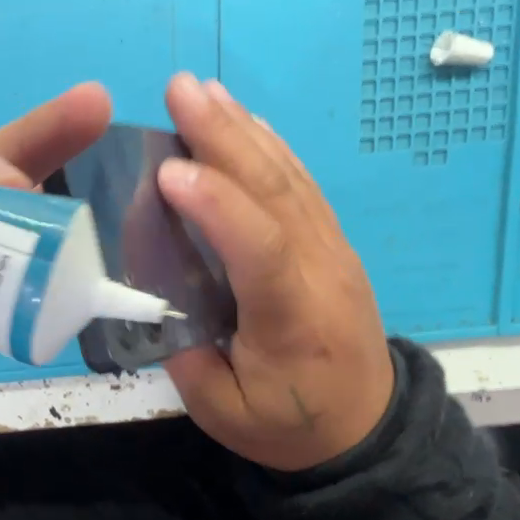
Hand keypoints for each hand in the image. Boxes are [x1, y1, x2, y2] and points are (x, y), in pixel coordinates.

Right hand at [156, 73, 394, 471]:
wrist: (363, 428)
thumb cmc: (287, 426)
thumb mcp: (222, 412)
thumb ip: (186, 354)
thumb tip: (155, 295)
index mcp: (292, 318)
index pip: (260, 250)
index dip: (217, 208)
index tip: (168, 172)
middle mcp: (319, 270)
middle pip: (276, 192)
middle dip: (225, 137)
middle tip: (179, 91)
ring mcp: (331, 251)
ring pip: (289, 179)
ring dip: (244, 130)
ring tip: (203, 91)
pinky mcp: (330, 245)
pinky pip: (300, 188)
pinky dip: (271, 148)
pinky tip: (246, 122)